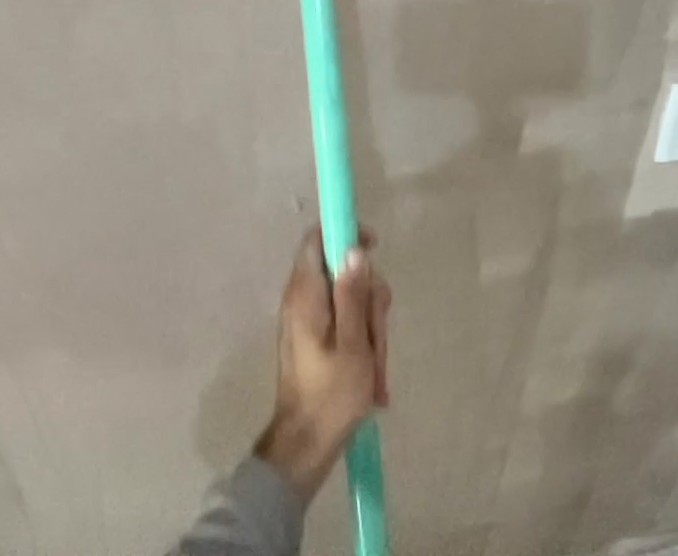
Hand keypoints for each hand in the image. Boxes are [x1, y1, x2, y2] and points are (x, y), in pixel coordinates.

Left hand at [255, 227, 391, 504]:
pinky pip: (343, 321)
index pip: (317, 239)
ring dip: (369, 326)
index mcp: (305, 293)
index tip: (374, 248)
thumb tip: (353, 249)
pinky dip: (360, 340)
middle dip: (368, 297)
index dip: (345, 234)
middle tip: (376, 333)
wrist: (306, 443)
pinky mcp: (313, 336)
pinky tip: (370, 373)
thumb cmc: (331, 394)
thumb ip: (353, 295)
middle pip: (341, 270)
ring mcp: (306, 318)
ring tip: (374, 364)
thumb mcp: (353, 344)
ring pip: (348, 298)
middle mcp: (301, 298)